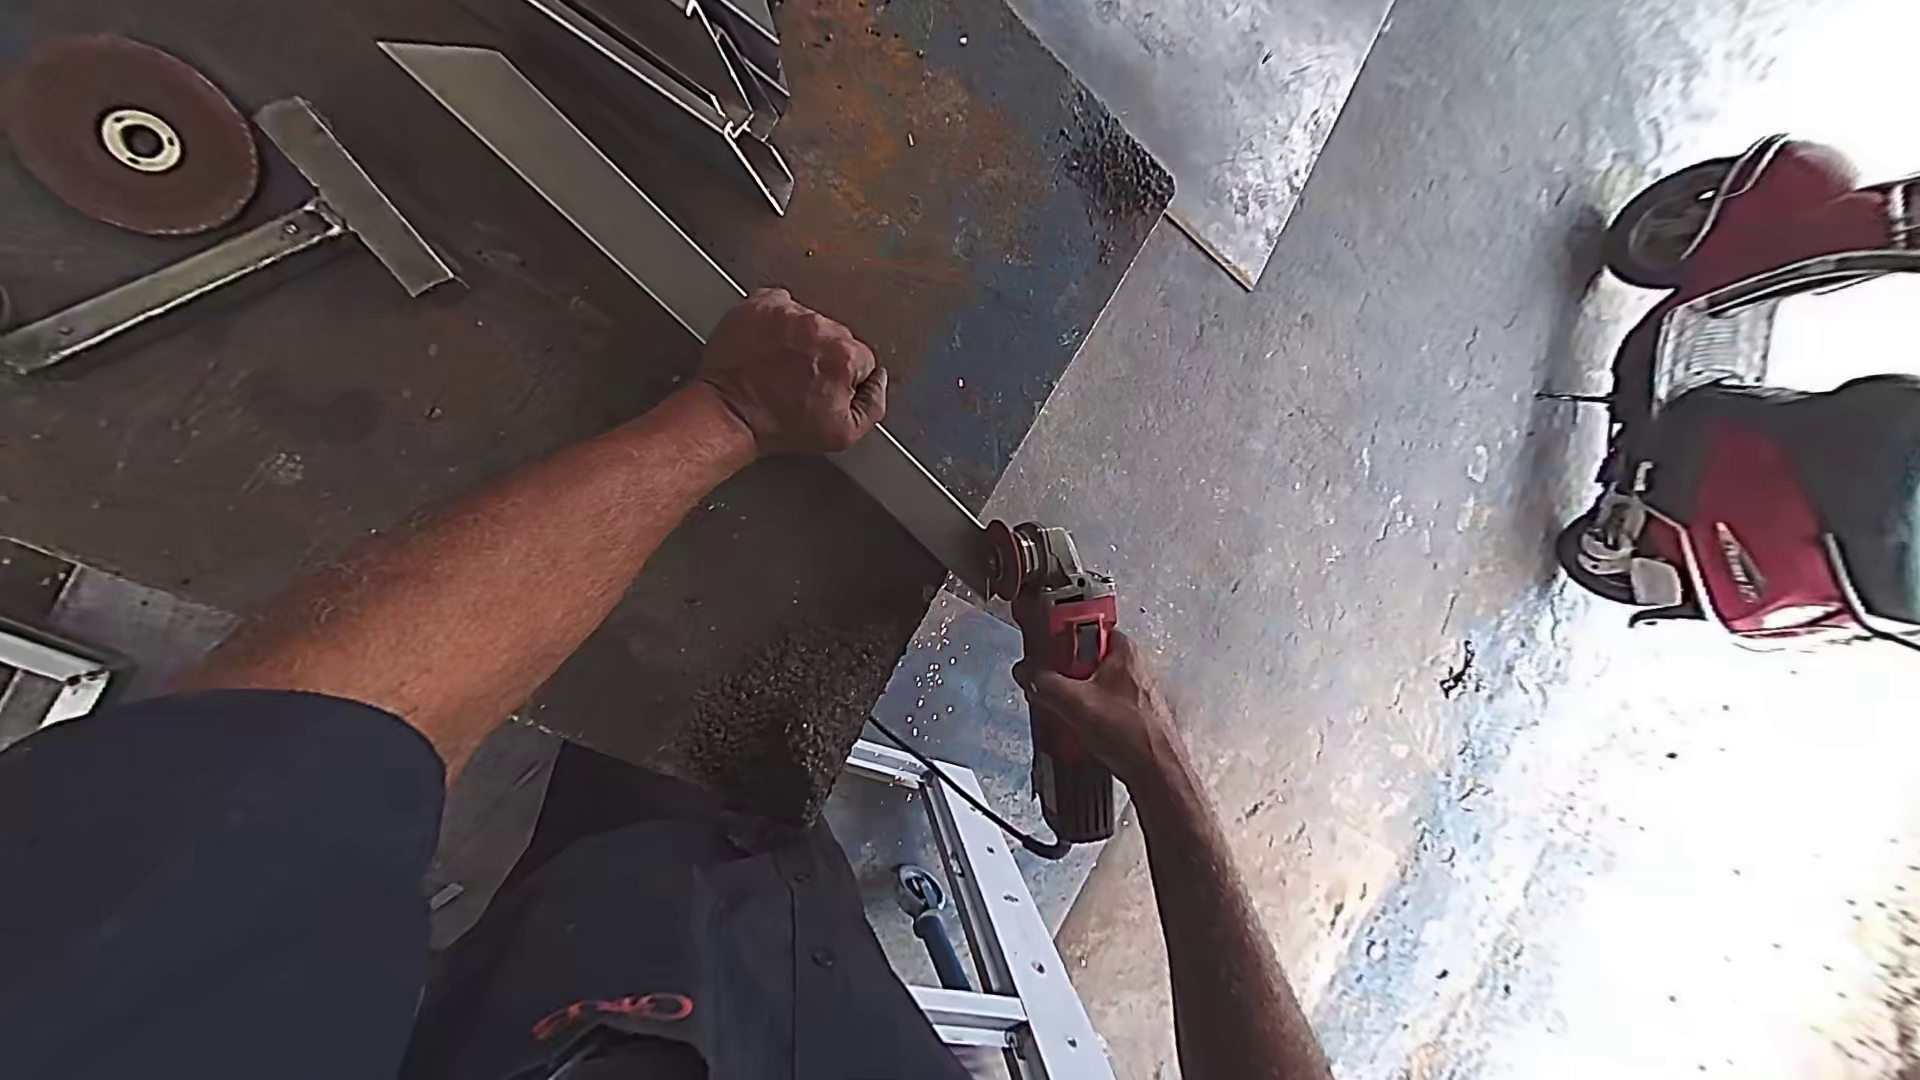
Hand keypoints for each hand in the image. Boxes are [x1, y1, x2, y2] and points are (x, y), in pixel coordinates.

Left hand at [697, 289, 887, 454]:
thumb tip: (879, 382)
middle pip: (838, 337)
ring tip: (784, 364)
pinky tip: (772, 345)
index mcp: (844, 357)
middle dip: (826, 357)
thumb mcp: (844, 434)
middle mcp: (819, 328)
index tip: (827, 389)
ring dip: (803, 339)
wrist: (732, 413)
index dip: (847, 379)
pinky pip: (782, 305)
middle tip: (803, 380)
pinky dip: (780, 322)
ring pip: (811, 322)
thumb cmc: (782, 425)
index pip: (863, 359)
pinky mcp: (761, 306)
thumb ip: (874, 405)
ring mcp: (788, 313)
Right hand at [1014, 631, 1186, 790]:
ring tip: (1064, 710)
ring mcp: (1135, 688)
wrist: (1158, 773)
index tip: (1045, 650)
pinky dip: (1088, 710)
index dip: (1061, 638)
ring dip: (1074, 694)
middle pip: (1084, 656)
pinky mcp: (1134, 710)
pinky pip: (1101, 700)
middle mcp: (1133, 664)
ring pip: (1092, 680)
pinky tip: (1080, 726)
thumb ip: (1045, 684)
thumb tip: (1028, 674)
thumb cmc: (1132, 735)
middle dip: (1064, 672)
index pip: (1084, 626)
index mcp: (1124, 650)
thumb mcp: (1076, 704)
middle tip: (1052, 686)